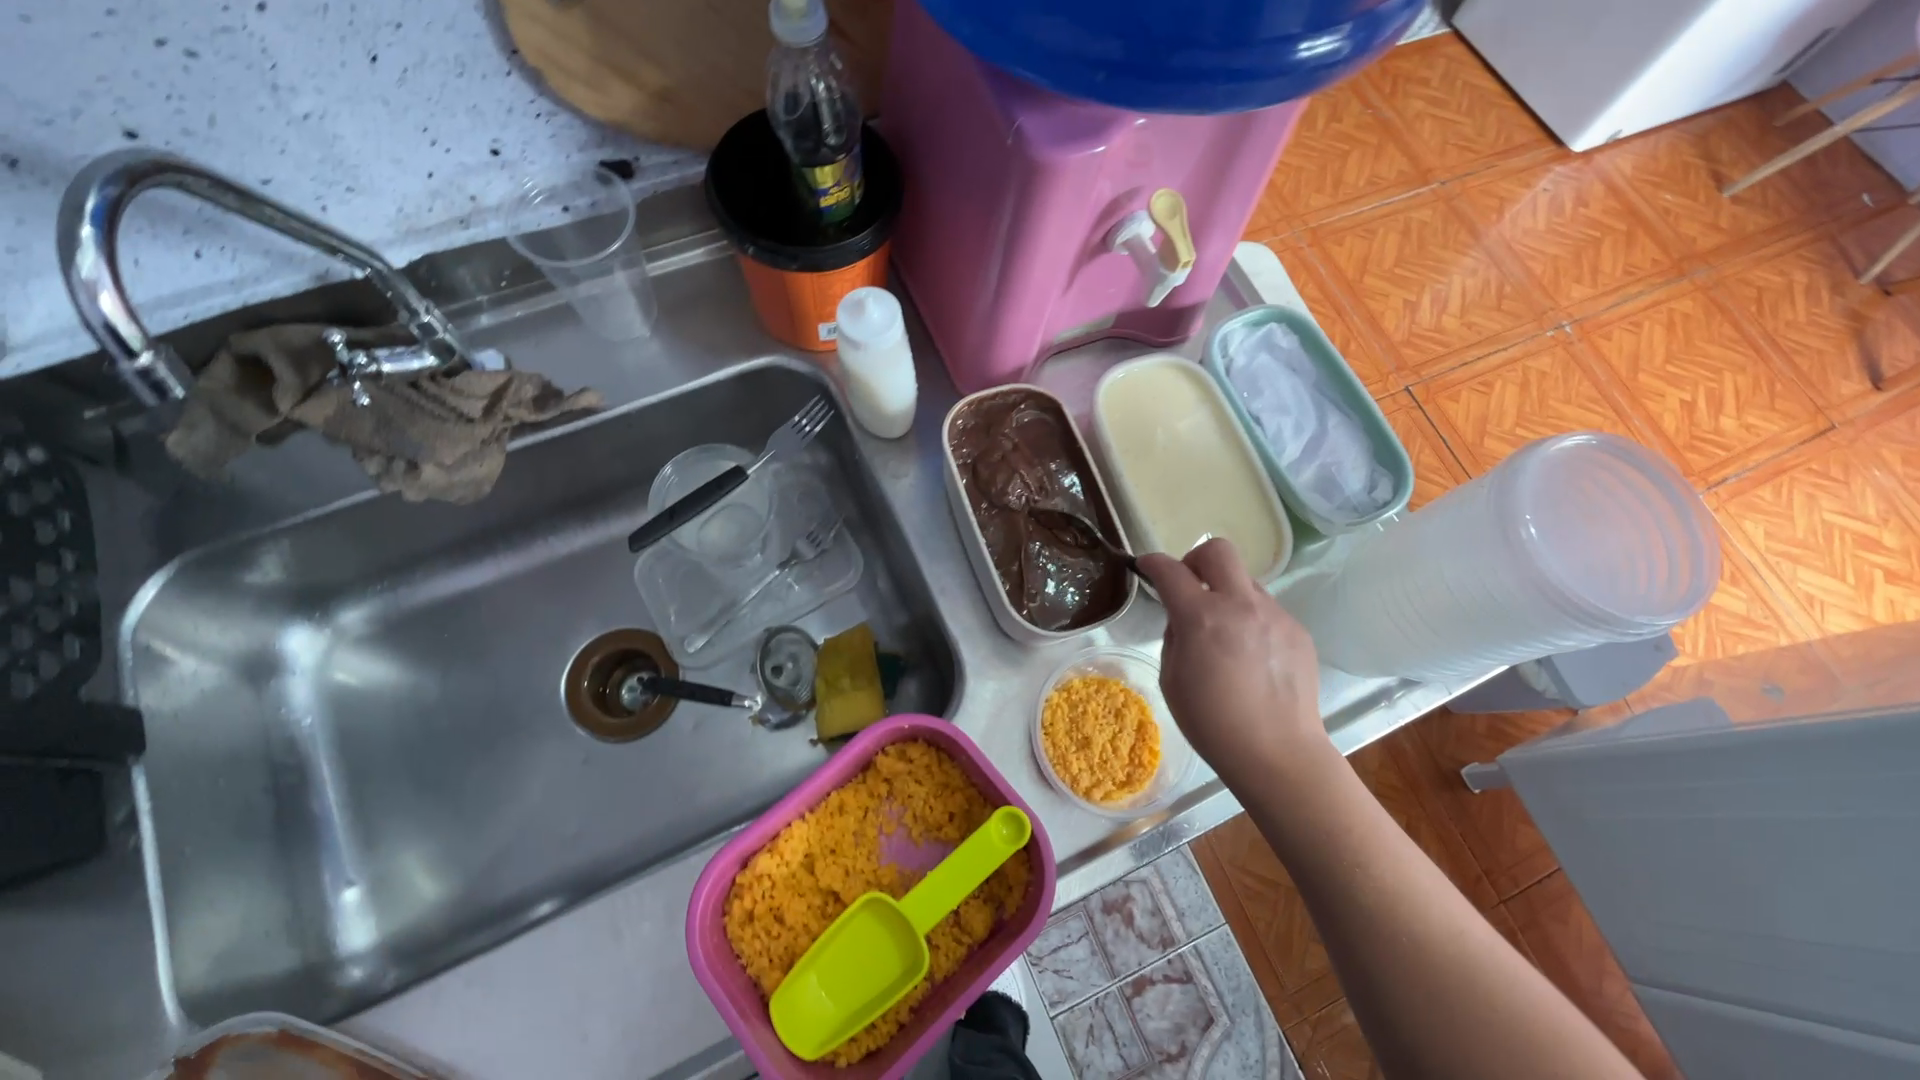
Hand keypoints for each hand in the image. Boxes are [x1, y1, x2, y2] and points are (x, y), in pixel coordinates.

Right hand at [1138, 539, 1325, 786]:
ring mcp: (1275, 615)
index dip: (1152, 563)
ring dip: (1227, 596)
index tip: (1146, 567)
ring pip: (1246, 582)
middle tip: (1190, 585)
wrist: (1277, 752)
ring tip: (1226, 636)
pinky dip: (1251, 622)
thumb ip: (1175, 638)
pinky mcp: (1297, 631)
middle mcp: (1240, 605)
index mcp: (1202, 618)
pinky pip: (1267, 611)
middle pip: (1217, 551)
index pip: (1171, 571)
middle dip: (1196, 560)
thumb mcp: (1171, 680)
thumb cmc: (1213, 723)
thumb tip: (1185, 620)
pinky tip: (1252, 659)